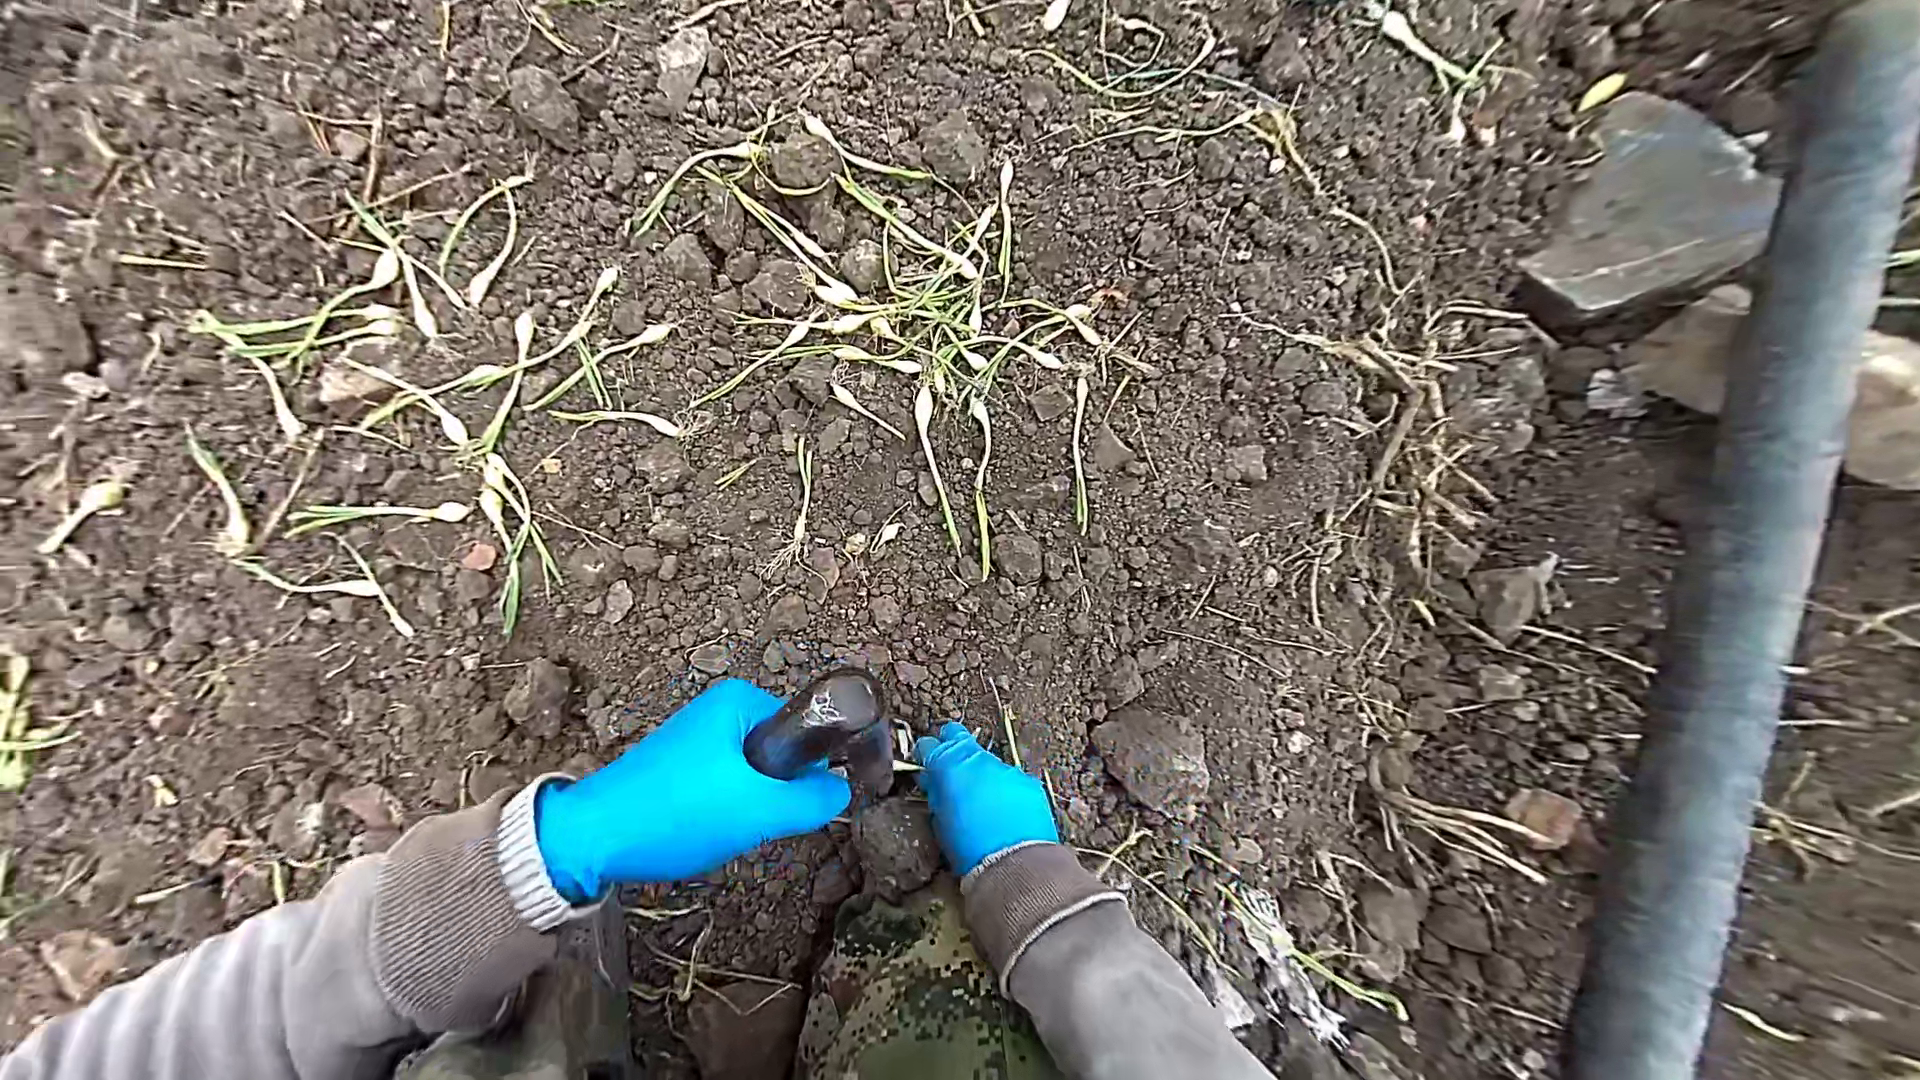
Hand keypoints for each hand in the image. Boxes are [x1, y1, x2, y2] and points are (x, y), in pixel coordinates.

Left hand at [535, 679, 851, 901]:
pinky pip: (730, 781)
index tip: (790, 803)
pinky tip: (704, 826)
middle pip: (780, 753)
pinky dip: (727, 806)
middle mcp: (721, 708)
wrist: (588, 841)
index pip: (804, 731)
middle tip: (754, 817)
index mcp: (741, 699)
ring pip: (756, 772)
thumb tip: (842, 789)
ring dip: (751, 803)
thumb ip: (812, 799)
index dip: (806, 770)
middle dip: (775, 791)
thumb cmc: (677, 812)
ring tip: (723, 824)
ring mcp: (700, 735)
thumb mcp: (758, 809)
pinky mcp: (684, 762)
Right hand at [915, 721, 1058, 875]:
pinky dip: (1004, 789)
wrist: (1014, 864)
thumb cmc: (969, 849)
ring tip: (982, 802)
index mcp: (949, 766)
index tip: (927, 760)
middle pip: (959, 738)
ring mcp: (1004, 768)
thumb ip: (936, 792)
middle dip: (952, 747)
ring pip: (986, 762)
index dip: (926, 752)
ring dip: (981, 775)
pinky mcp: (1026, 781)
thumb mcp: (940, 820)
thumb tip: (933, 781)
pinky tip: (1004, 811)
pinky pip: (1010, 779)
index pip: (929, 744)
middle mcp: (977, 759)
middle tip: (951, 767)